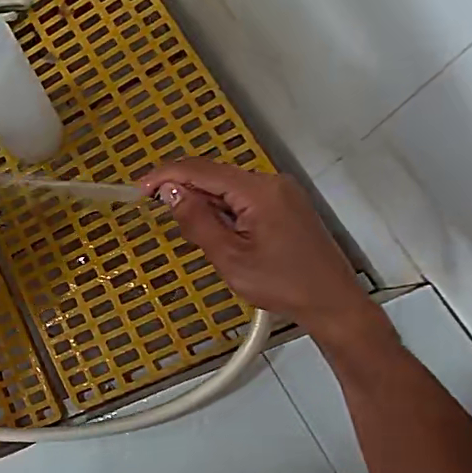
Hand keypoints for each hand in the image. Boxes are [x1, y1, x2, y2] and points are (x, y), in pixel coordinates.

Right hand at [139, 159, 378, 340]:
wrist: (332, 302)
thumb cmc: (283, 285)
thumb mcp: (230, 258)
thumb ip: (198, 221)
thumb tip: (171, 192)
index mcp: (258, 191)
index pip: (201, 170)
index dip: (166, 175)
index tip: (139, 189)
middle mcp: (271, 182)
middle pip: (216, 175)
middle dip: (185, 190)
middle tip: (160, 213)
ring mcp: (282, 192)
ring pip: (230, 187)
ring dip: (206, 203)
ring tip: (195, 234)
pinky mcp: (287, 205)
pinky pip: (246, 198)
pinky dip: (225, 210)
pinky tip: (220, 234)